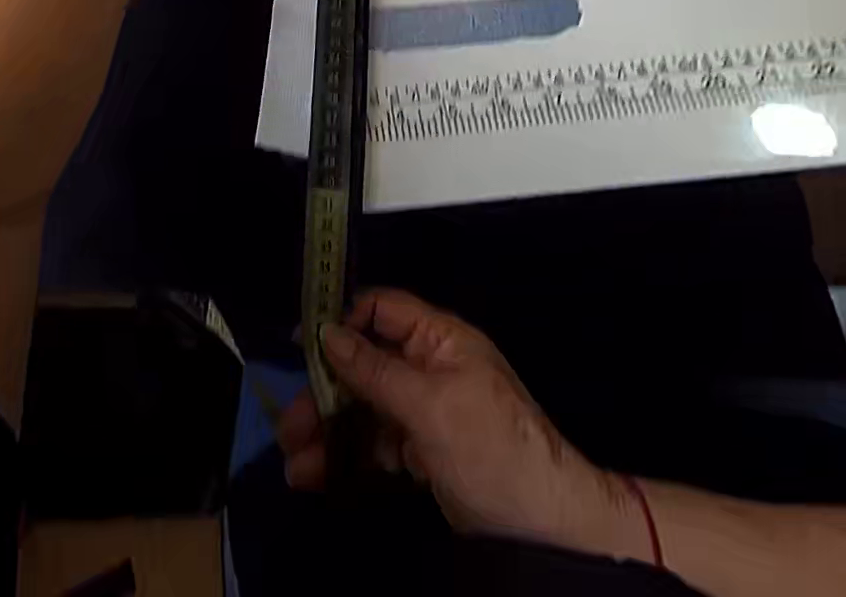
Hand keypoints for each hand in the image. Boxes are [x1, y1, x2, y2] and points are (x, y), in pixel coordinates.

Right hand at [277, 289, 652, 561]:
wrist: (554, 535)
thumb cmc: (491, 452)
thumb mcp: (428, 406)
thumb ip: (373, 369)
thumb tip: (325, 332)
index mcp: (438, 341)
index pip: (379, 310)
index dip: (340, 321)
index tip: (302, 347)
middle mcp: (426, 366)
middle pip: (361, 366)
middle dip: (322, 397)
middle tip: (290, 427)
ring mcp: (423, 408)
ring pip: (362, 407)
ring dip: (328, 432)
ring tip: (296, 465)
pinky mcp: (421, 446)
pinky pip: (375, 440)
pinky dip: (349, 456)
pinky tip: (320, 476)